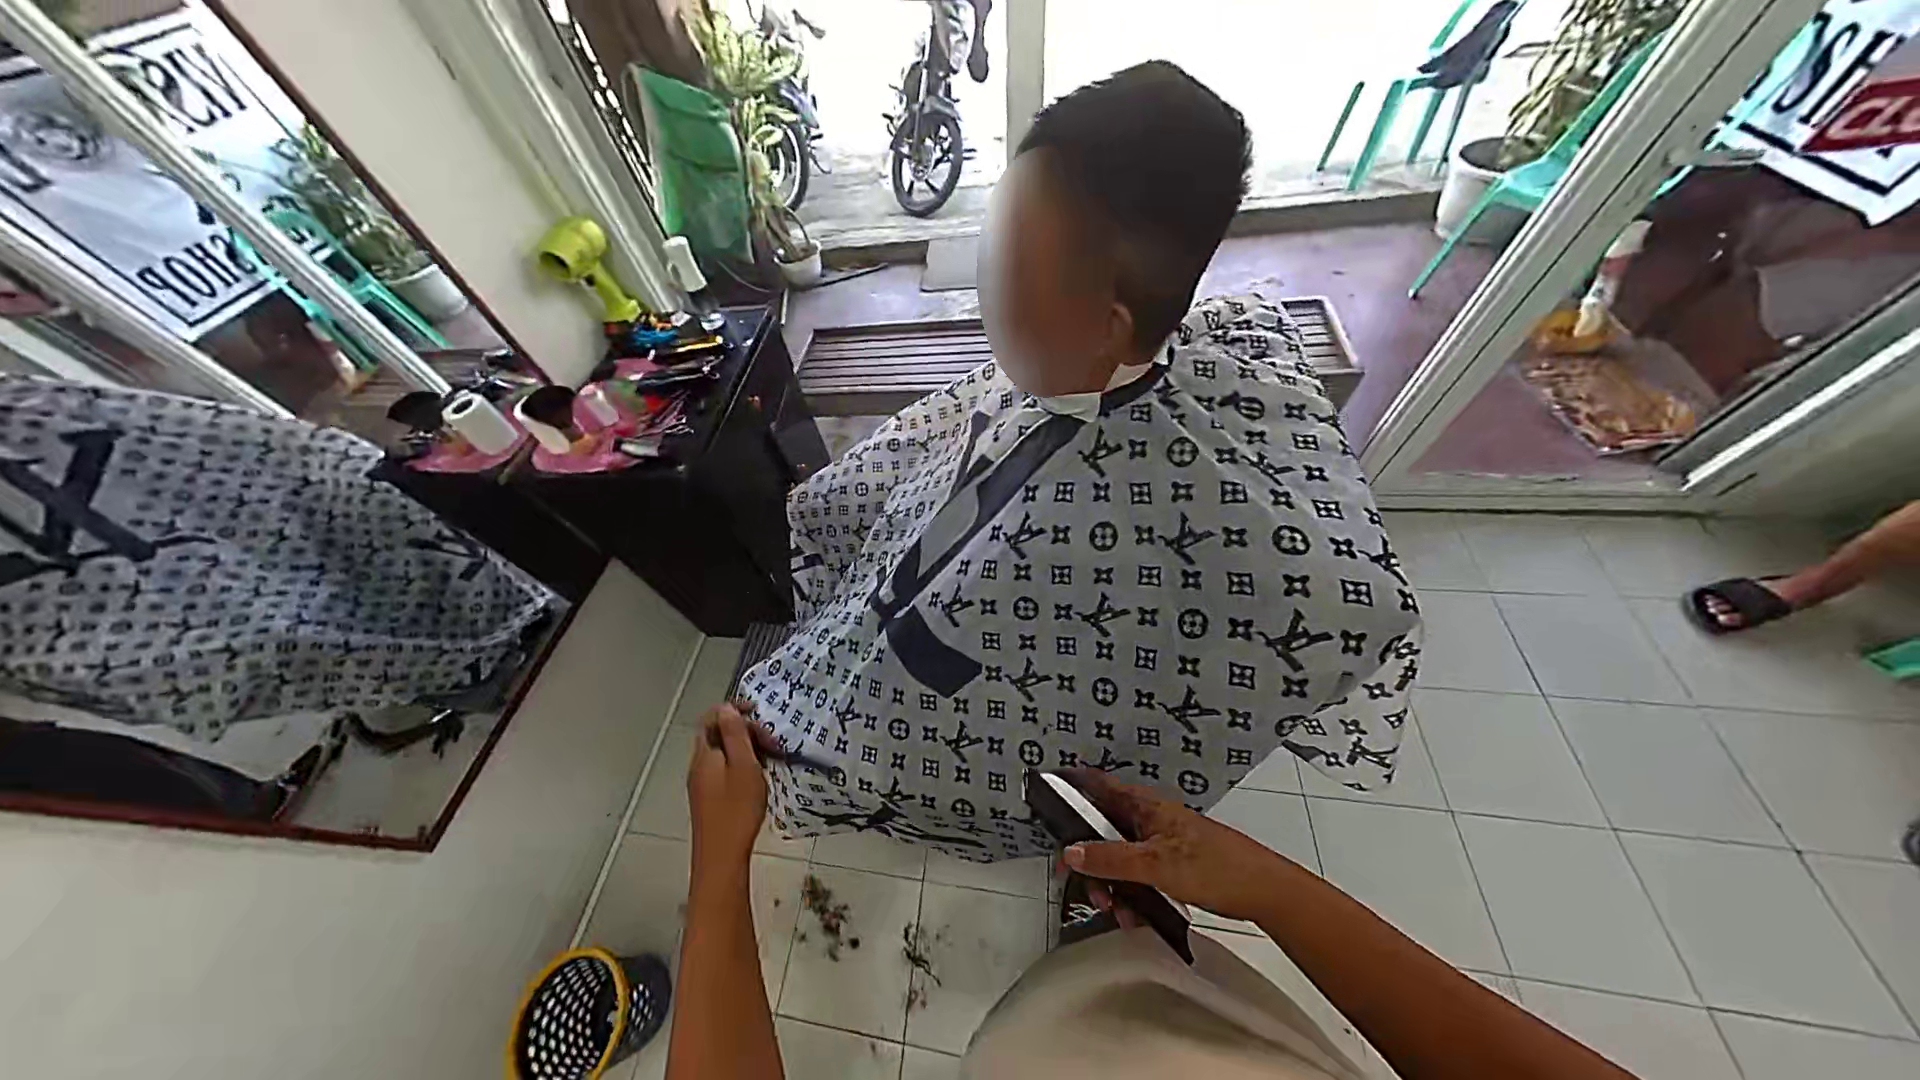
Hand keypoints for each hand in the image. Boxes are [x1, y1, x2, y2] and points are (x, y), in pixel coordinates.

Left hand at [686, 701, 772, 876]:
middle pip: (717, 735)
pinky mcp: (709, 799)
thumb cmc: (737, 809)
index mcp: (704, 754)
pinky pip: (725, 769)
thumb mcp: (743, 766)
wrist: (721, 858)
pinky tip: (759, 776)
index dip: (732, 709)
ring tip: (770, 757)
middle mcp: (699, 765)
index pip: (711, 719)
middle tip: (771, 740)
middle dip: (744, 730)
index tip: (759, 712)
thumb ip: (735, 735)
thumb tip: (726, 707)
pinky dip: (743, 764)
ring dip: (746, 748)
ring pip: (723, 753)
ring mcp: (703, 784)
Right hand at [1059, 768, 1300, 923]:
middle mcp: (1149, 817)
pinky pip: (1140, 873)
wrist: (1264, 890)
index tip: (1048, 797)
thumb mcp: (1154, 865)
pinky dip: (1133, 892)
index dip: (1072, 787)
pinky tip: (1137, 916)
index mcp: (1143, 805)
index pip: (1098, 785)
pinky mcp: (1173, 862)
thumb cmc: (1212, 866)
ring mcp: (1161, 840)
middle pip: (1104, 830)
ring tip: (1118, 911)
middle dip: (1092, 860)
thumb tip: (1071, 852)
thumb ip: (1110, 858)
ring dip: (1113, 884)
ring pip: (1121, 856)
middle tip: (1087, 888)